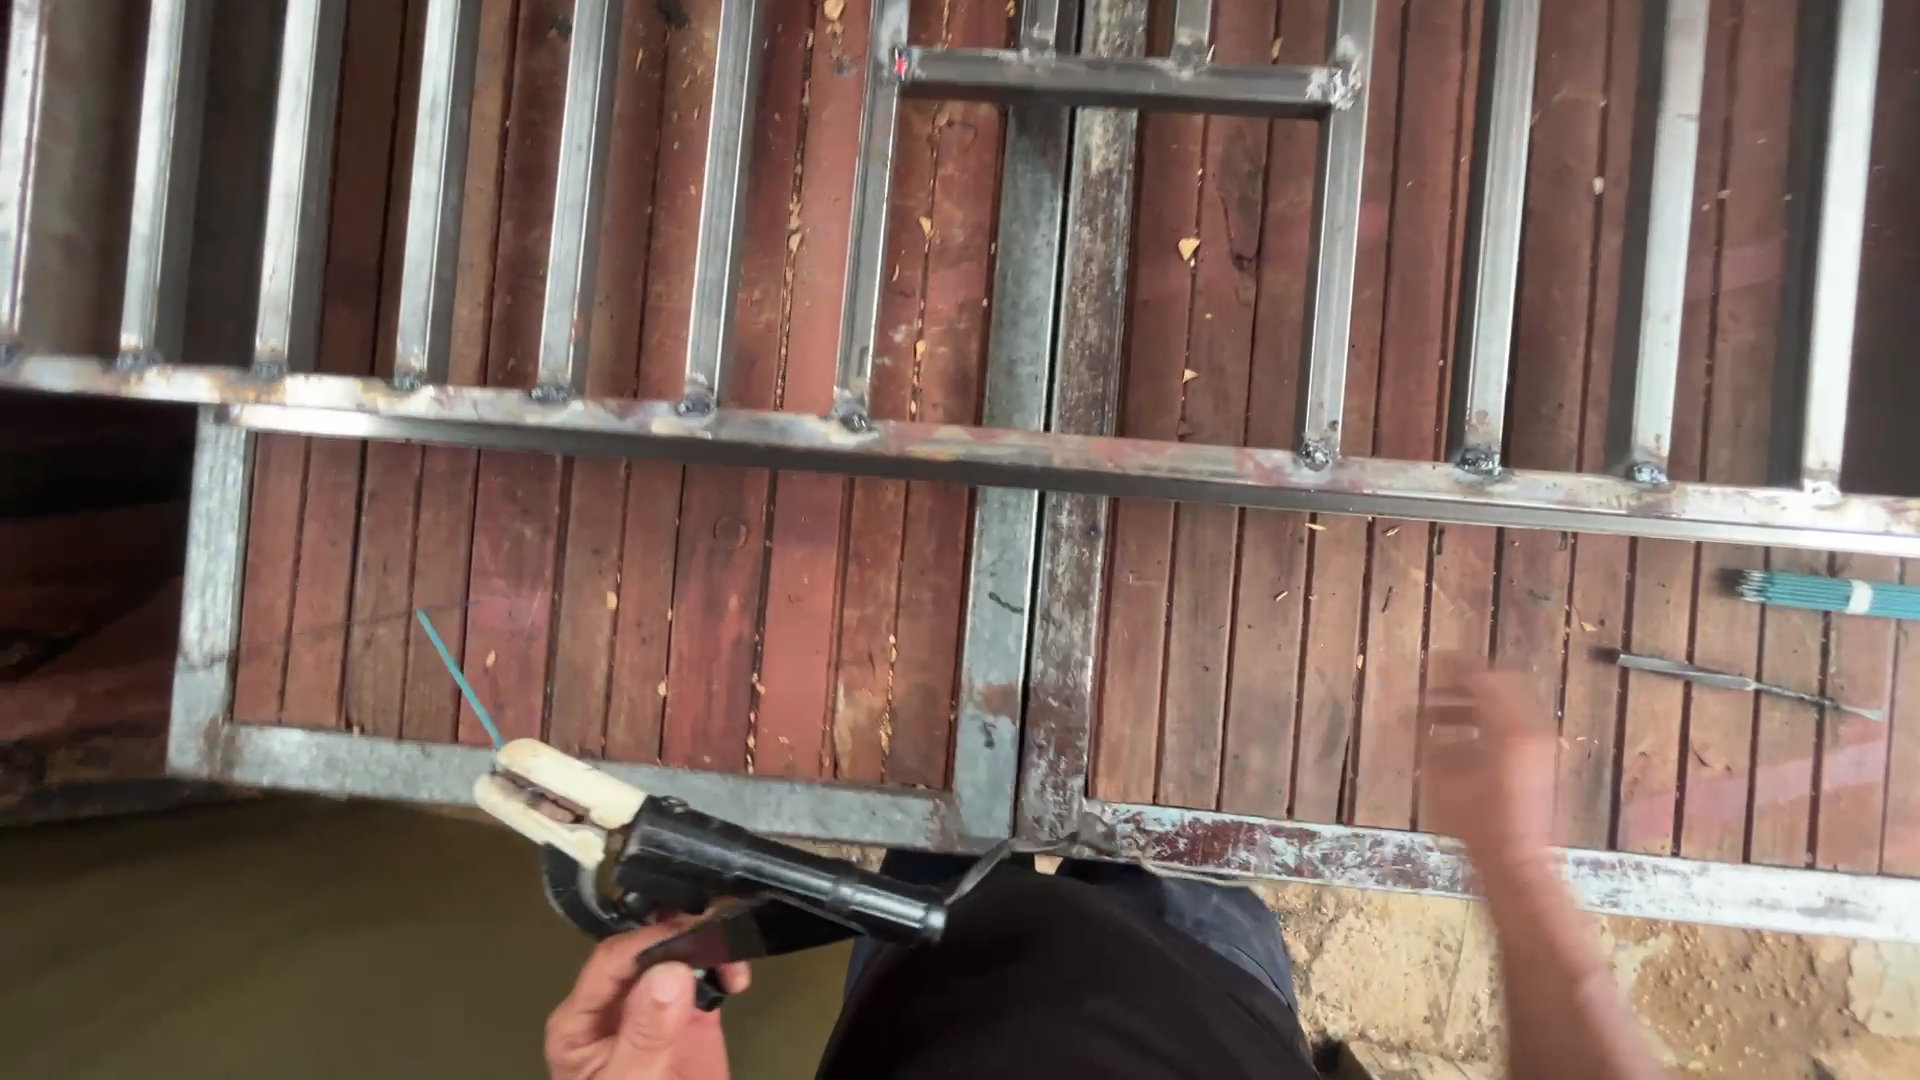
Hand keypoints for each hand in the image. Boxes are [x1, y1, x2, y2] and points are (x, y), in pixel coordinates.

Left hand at [545, 922, 748, 1079]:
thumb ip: (644, 1038)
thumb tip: (669, 970)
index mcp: (583, 1020)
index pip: (612, 960)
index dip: (649, 942)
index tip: (691, 938)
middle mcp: (618, 1004)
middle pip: (647, 944)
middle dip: (685, 932)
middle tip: (719, 935)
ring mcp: (656, 1008)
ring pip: (680, 950)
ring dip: (710, 942)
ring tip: (733, 958)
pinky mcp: (692, 1016)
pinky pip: (707, 973)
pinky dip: (725, 963)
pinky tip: (737, 977)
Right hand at [1417, 656, 1556, 870]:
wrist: (1515, 861)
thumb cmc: (1474, 818)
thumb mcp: (1442, 772)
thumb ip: (1429, 735)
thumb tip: (1415, 713)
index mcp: (1509, 728)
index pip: (1484, 679)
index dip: (1455, 667)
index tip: (1431, 660)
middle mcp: (1529, 733)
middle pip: (1497, 692)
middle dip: (1460, 687)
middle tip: (1429, 687)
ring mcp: (1537, 751)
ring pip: (1501, 712)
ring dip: (1466, 708)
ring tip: (1433, 716)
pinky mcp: (1536, 768)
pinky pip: (1507, 733)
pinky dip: (1479, 728)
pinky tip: (1451, 744)